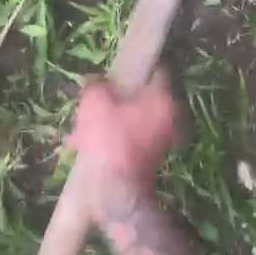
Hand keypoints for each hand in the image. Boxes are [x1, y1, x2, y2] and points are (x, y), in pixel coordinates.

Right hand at [68, 68, 178, 195]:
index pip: (158, 68)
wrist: (114, 192)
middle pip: (144, 95)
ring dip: (113, 117)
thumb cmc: (109, 138)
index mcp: (163, 98)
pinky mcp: (150, 159)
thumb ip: (96, 83)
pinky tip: (87, 143)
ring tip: (85, 123)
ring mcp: (162, 140)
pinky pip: (131, 137)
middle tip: (99, 94)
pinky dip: (113, 137)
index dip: (139, 63)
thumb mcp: (95, 101)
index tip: (122, 63)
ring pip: (135, 118)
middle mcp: (170, 117)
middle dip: (120, 95)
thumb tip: (95, 79)